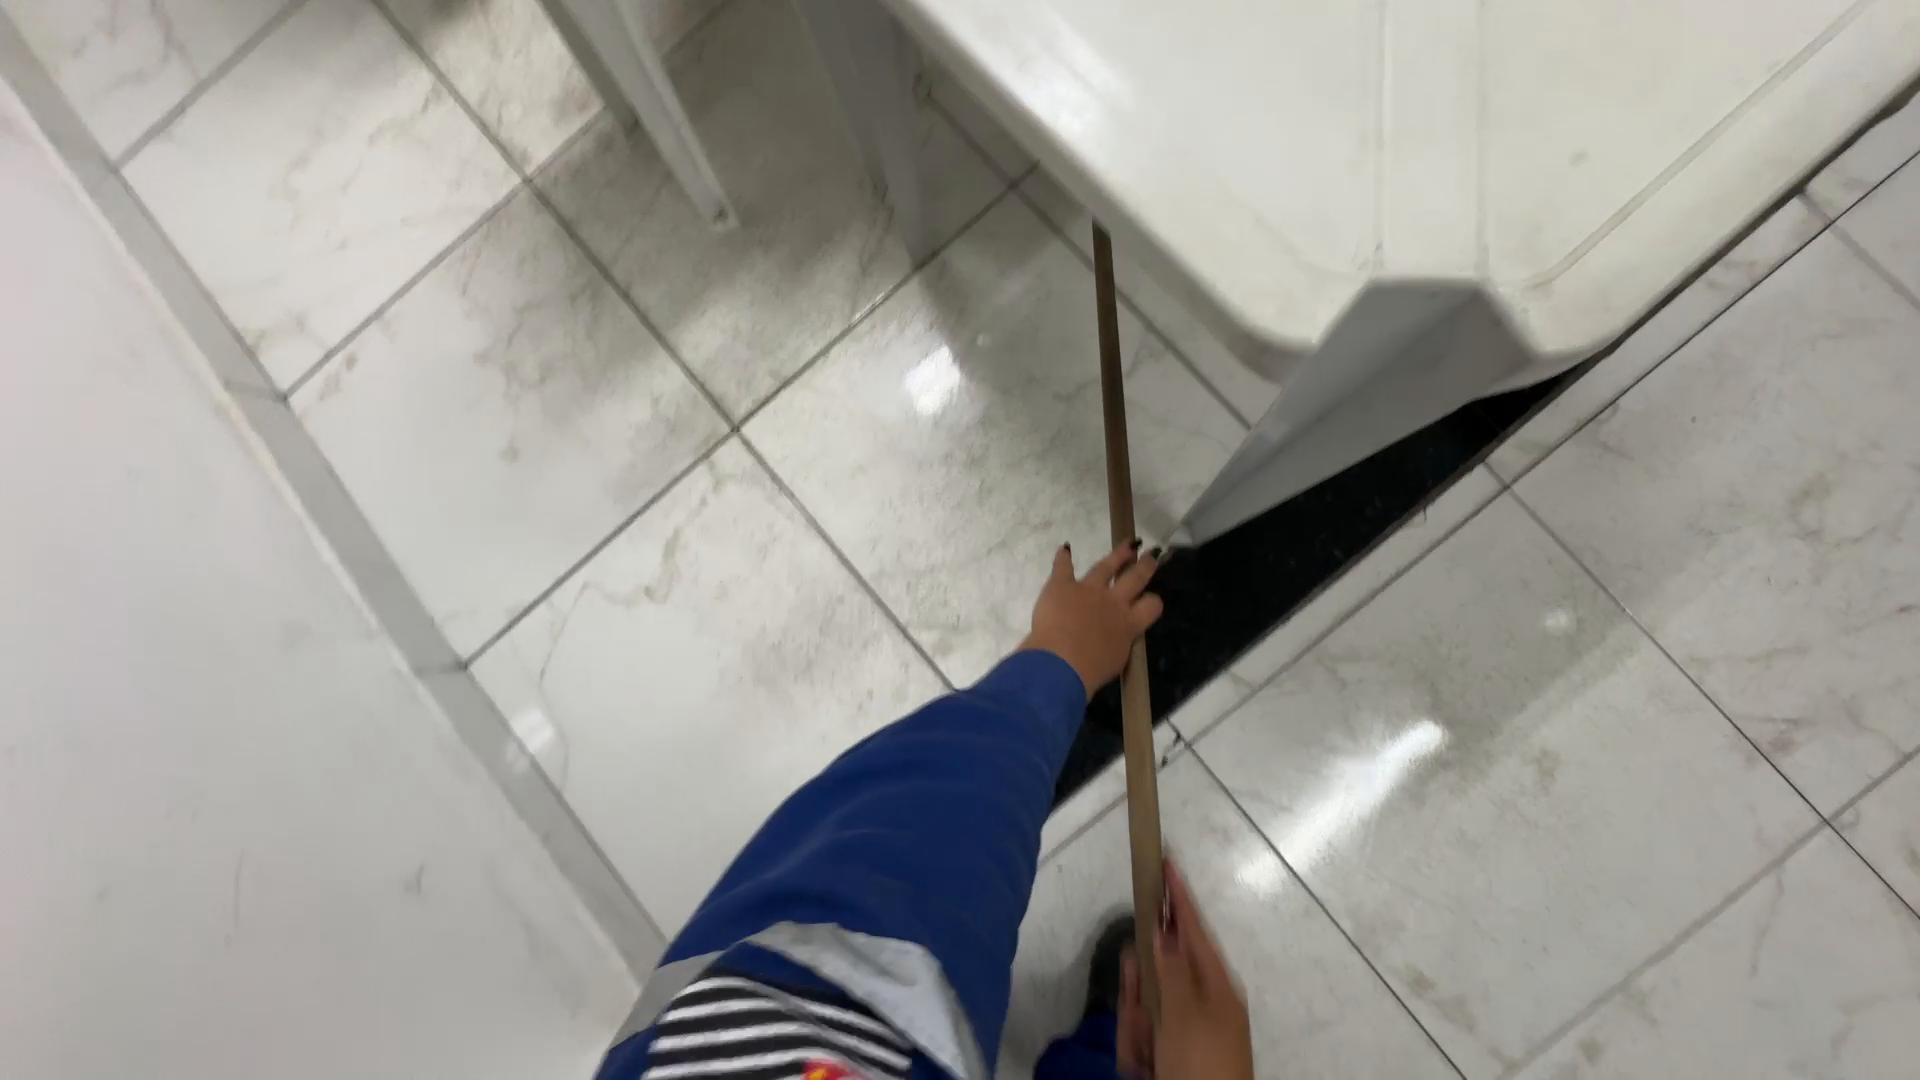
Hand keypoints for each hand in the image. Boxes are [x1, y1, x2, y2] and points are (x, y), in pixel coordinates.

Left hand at [1019, 541, 1162, 698]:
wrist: (1062, 663)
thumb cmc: (1089, 671)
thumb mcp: (1114, 661)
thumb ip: (1117, 645)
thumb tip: (1113, 642)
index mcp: (1128, 625)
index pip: (1151, 606)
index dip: (1153, 601)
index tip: (1153, 597)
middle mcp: (1113, 603)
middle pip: (1135, 579)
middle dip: (1145, 566)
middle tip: (1152, 555)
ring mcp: (1088, 590)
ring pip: (1106, 566)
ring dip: (1117, 554)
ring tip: (1127, 544)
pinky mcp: (1062, 586)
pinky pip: (1063, 567)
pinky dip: (1062, 557)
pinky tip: (1064, 549)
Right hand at [1122, 860, 1253, 1079]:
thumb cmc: (1202, 1067)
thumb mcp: (1183, 1016)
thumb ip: (1169, 966)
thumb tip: (1162, 926)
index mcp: (1215, 985)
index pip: (1192, 926)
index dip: (1179, 894)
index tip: (1167, 860)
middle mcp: (1201, 1001)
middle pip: (1155, 973)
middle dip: (1140, 1000)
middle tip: (1146, 1031)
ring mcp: (1185, 1029)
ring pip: (1143, 1007)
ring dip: (1139, 1031)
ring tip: (1150, 1062)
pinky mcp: (1171, 1053)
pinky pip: (1142, 1035)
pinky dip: (1139, 1051)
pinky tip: (1147, 1068)